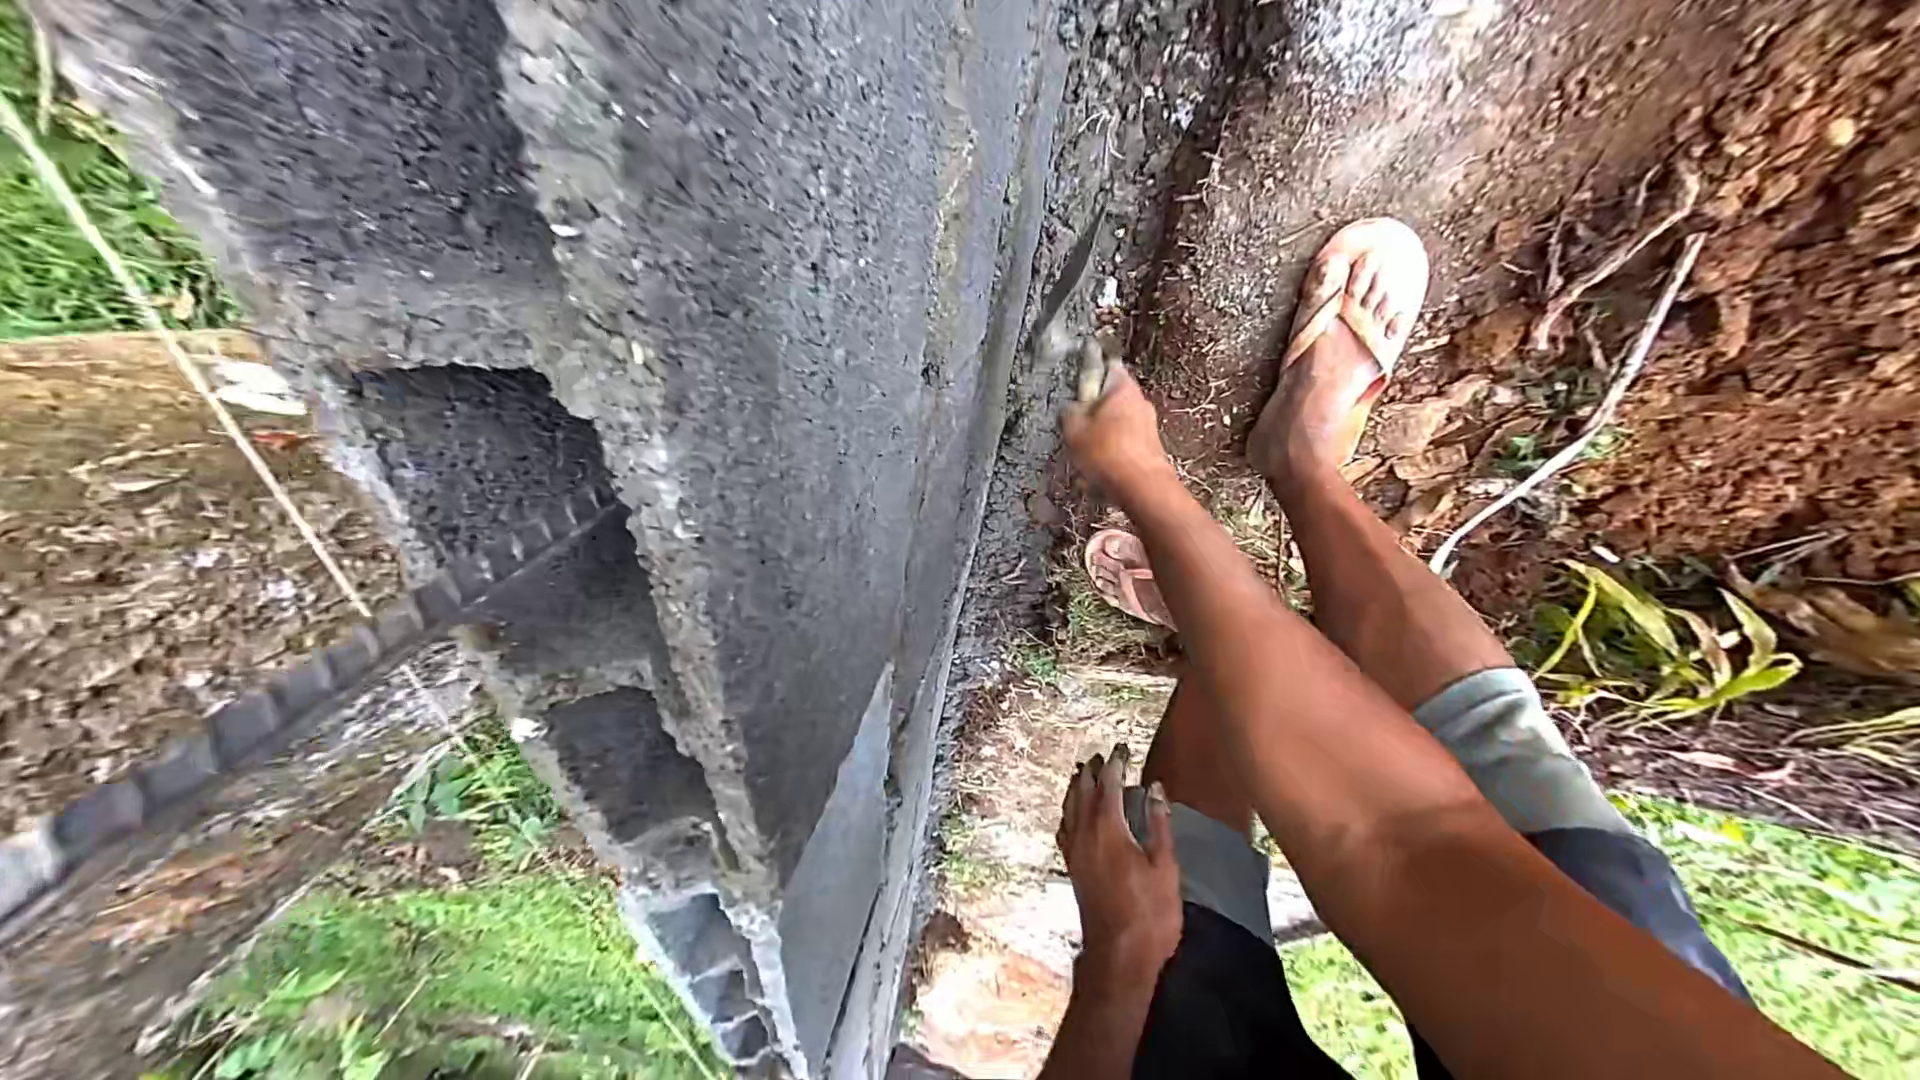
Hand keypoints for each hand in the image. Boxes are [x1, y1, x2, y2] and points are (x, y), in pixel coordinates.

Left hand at [1057, 744, 1182, 983]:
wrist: (1118, 956)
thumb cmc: (1150, 913)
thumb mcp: (1165, 867)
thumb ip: (1159, 824)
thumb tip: (1154, 788)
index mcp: (1108, 828)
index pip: (1109, 784)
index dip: (1115, 763)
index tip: (1121, 748)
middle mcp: (1084, 833)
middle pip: (1083, 790)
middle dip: (1093, 770)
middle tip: (1103, 756)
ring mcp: (1074, 850)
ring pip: (1069, 806)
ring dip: (1077, 785)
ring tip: (1084, 772)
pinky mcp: (1071, 865)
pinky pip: (1065, 825)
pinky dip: (1069, 809)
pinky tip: (1073, 812)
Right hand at [1061, 361, 1175, 497]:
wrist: (1140, 487)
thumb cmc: (1109, 454)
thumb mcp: (1073, 430)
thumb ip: (1070, 413)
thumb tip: (1070, 409)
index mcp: (1123, 388)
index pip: (1106, 368)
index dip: (1089, 375)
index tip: (1078, 387)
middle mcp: (1141, 403)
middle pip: (1112, 399)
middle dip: (1094, 412)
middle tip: (1076, 426)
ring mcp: (1149, 426)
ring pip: (1119, 423)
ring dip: (1103, 433)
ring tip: (1086, 452)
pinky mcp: (1151, 448)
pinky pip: (1126, 444)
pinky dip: (1113, 451)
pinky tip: (1101, 467)